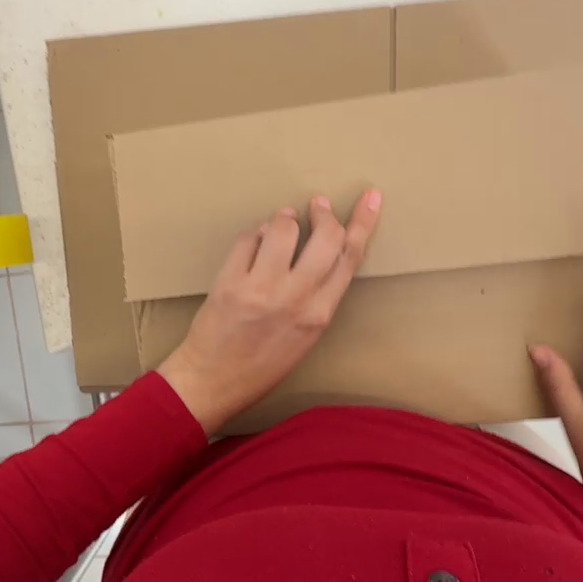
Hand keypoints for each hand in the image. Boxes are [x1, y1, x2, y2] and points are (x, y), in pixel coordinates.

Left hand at [157, 190, 382, 433]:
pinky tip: (254, 243)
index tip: (370, 199)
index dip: (363, 223)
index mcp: (319, 315)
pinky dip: (255, 234)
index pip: (350, 258)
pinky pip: (249, 238)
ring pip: (284, 228)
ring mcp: (261, 289)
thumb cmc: (259, 366)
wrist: (212, 382)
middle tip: (318, 206)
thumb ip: (317, 299)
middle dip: (325, 213)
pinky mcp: (230, 282)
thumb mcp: (304, 339)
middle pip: (326, 236)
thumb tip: (319, 252)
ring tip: (281, 223)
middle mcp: (295, 299)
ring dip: (285, 218)